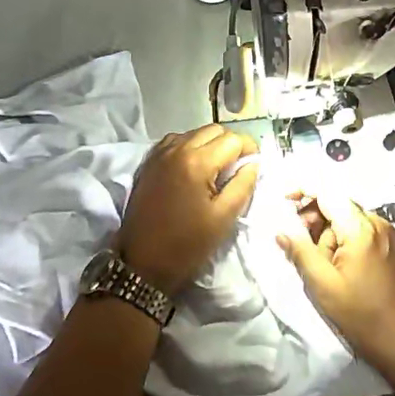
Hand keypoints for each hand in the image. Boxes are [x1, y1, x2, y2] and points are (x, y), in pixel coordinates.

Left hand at [115, 125, 257, 295]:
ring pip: (195, 133)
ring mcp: (160, 154)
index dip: (250, 151)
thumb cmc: (186, 244)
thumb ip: (243, 185)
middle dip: (231, 145)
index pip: (234, 140)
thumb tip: (253, 163)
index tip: (252, 168)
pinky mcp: (149, 162)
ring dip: (210, 144)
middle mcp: (177, 149)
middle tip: (235, 169)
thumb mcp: (224, 218)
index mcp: (197, 163)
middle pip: (215, 130)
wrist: (141, 264)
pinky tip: (193, 168)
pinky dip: (190, 147)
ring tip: (215, 169)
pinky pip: (176, 141)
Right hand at [278, 191, 394, 377]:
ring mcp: (391, 234)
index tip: (285, 200)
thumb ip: (301, 253)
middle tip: (300, 246)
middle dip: (316, 219)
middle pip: (340, 205)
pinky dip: (348, 241)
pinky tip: (342, 268)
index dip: (305, 190)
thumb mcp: (324, 285)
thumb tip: (283, 231)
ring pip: (352, 221)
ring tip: (323, 267)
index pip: (329, 193)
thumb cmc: (362, 314)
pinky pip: (366, 233)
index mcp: (360, 227)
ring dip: (332, 234)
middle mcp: (378, 222)